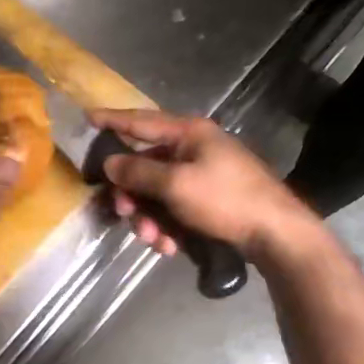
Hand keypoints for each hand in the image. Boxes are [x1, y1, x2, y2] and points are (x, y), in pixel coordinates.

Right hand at [89, 108, 315, 262]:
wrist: (275, 233)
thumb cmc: (225, 200)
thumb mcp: (176, 185)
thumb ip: (138, 172)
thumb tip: (110, 162)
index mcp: (189, 134)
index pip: (142, 121)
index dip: (113, 120)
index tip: (88, 116)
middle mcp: (195, 149)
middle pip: (146, 166)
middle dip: (132, 194)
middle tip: (122, 213)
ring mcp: (204, 176)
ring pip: (158, 194)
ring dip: (149, 218)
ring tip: (155, 240)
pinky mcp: (210, 202)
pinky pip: (176, 210)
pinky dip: (168, 227)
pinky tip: (171, 246)